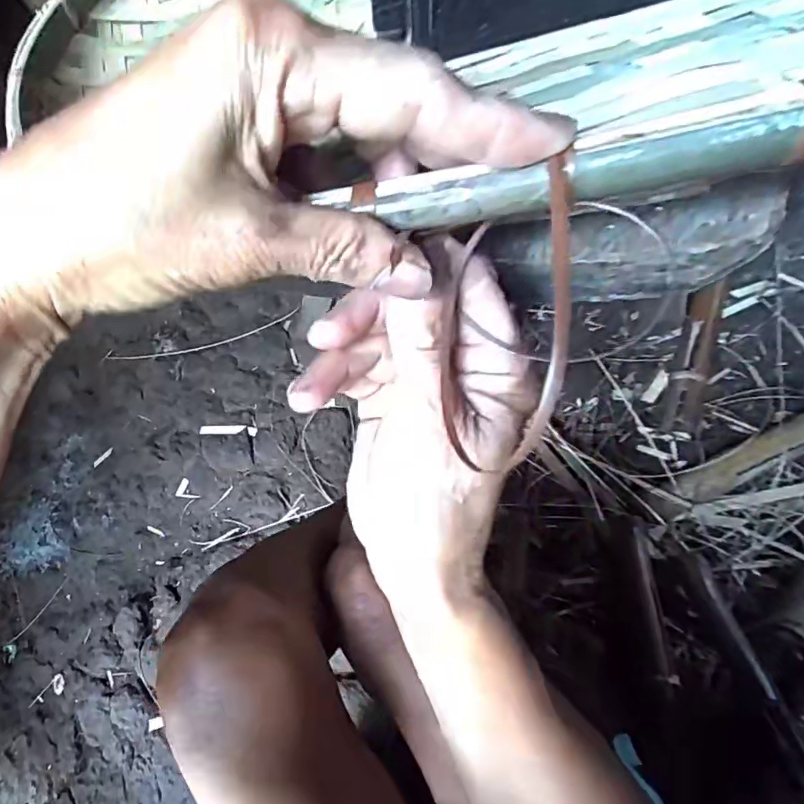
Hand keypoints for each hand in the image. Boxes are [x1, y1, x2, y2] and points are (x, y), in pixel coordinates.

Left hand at [0, 0, 571, 347]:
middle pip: (394, 100)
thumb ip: (347, 245)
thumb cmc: (122, 227)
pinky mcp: (249, 117)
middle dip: (447, 155)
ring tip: (441, 225)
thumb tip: (419, 268)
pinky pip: (328, 149)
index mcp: (276, 50)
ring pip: (364, 129)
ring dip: (401, 182)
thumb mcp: (248, 240)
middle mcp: (277, 47)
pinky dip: (359, 189)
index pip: (410, 87)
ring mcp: (262, 81)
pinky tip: (384, 220)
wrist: (26, 238)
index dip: (487, 122)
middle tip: (514, 185)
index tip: (553, 138)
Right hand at [290, 239, 536, 580]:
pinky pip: (359, 366)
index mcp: (496, 365)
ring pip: (379, 335)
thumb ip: (421, 345)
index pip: (471, 290)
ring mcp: (423, 376)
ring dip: (340, 354)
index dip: (431, 260)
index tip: (384, 241)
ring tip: (311, 386)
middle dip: (368, 317)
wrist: (409, 563)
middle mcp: (462, 362)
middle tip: (327, 331)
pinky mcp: (390, 393)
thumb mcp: (429, 422)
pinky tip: (307, 398)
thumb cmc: (437, 504)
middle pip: (414, 307)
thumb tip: (419, 270)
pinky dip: (332, 378)